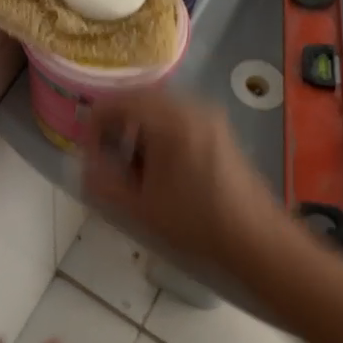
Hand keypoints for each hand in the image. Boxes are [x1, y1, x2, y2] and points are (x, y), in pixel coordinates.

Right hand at [79, 89, 287, 273]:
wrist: (259, 241)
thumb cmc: (197, 224)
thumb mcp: (140, 208)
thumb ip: (103, 183)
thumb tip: (84, 167)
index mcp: (168, 119)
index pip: (115, 102)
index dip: (94, 126)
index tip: (88, 155)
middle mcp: (190, 107)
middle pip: (136, 101)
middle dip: (115, 128)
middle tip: (106, 160)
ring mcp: (208, 117)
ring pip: (157, 110)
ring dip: (136, 131)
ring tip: (131, 169)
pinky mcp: (219, 130)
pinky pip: (177, 118)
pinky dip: (158, 134)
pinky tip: (159, 169)